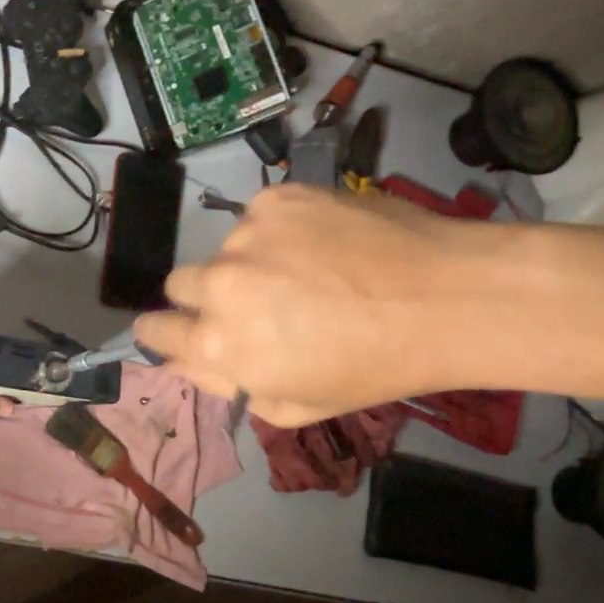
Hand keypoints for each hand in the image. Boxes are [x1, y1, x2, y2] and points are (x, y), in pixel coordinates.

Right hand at [134, 184, 480, 425]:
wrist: (450, 299)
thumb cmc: (372, 367)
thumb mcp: (291, 404)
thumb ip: (223, 383)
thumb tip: (179, 359)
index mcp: (217, 343)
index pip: (152, 330)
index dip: (166, 333)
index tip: (185, 330)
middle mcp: (219, 284)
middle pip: (180, 284)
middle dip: (204, 296)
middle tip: (257, 302)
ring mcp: (248, 235)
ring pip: (227, 250)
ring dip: (250, 262)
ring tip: (310, 271)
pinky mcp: (278, 199)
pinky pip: (259, 217)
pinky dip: (281, 230)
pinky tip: (325, 243)